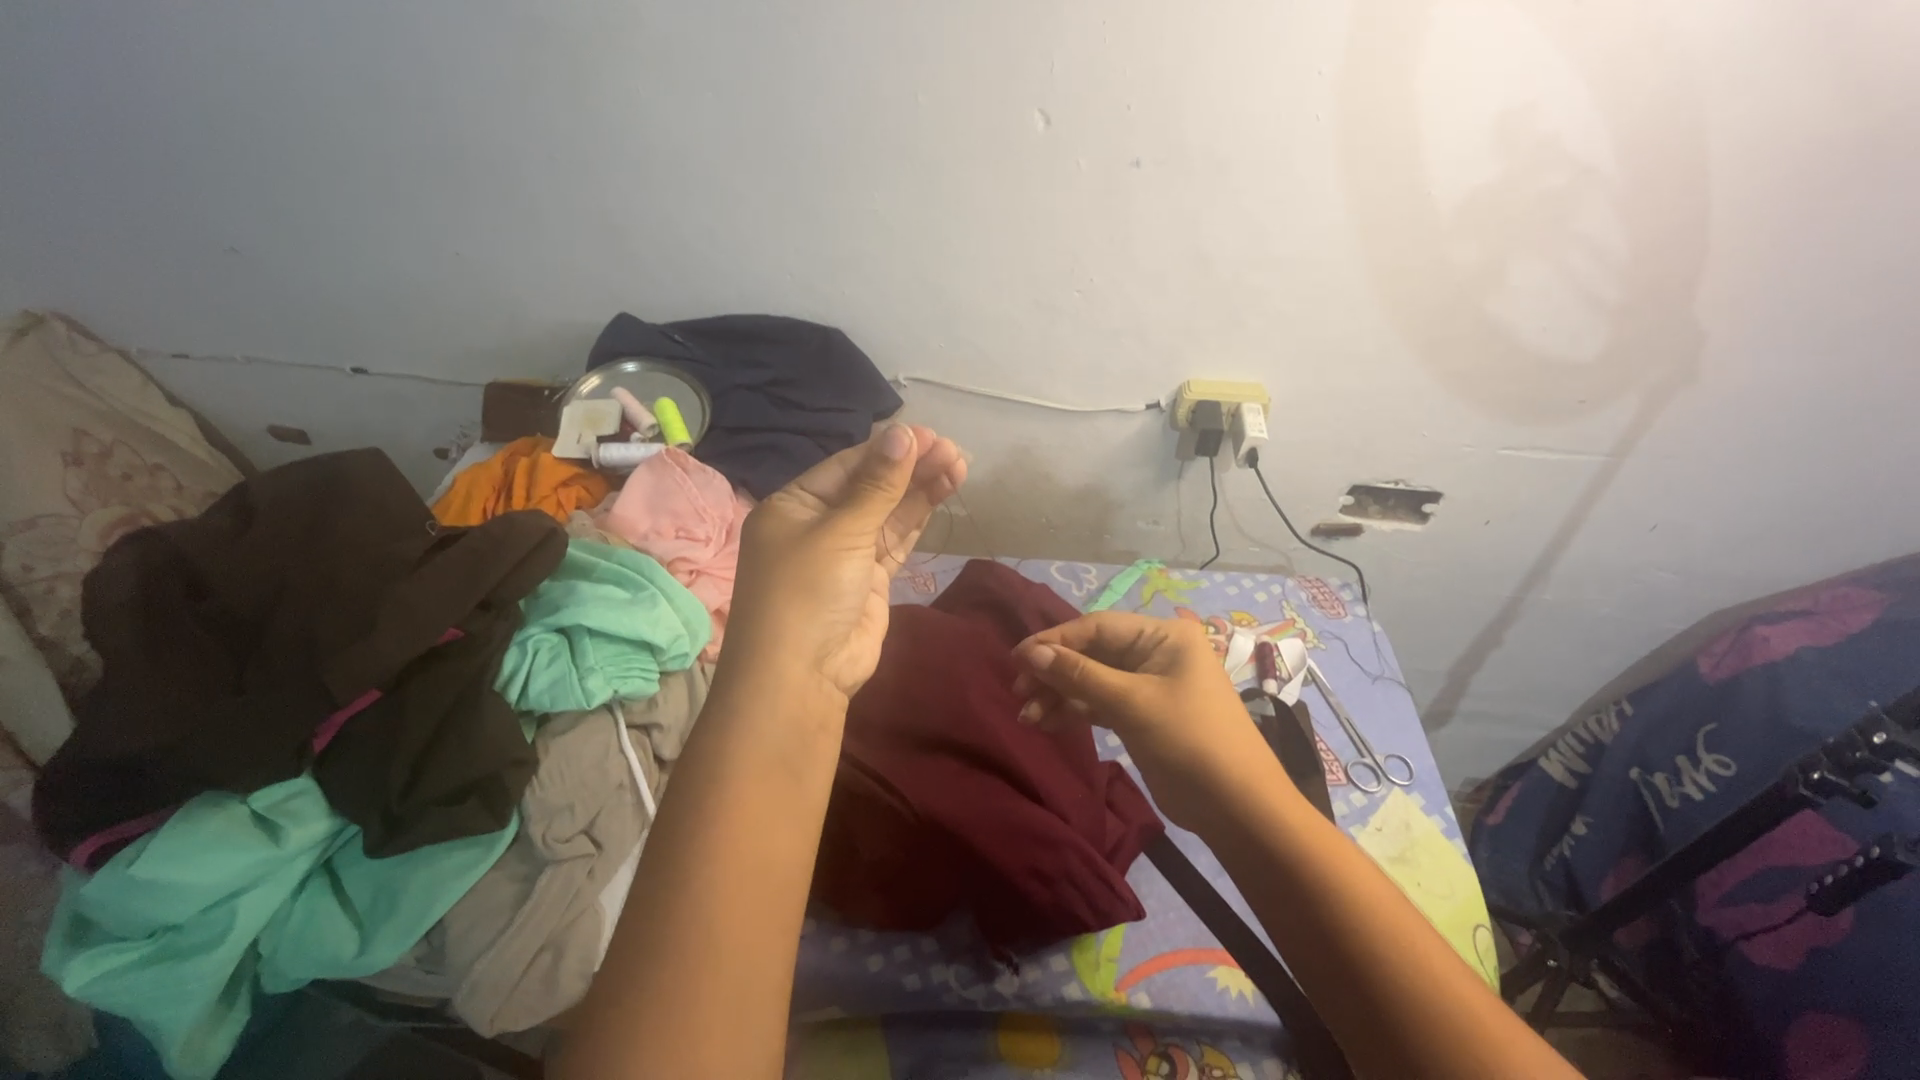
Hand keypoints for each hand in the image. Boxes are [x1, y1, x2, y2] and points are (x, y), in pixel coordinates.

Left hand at [725, 423, 965, 699]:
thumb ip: (878, 486)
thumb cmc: (807, 592)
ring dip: (920, 491)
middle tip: (954, 451)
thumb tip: (905, 434)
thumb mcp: (840, 532)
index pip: (846, 466)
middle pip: (870, 487)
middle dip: (910, 468)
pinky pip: (895, 541)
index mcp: (793, 506)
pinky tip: (942, 493)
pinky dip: (917, 519)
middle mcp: (817, 526)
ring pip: (887, 514)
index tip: (931, 435)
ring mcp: (844, 555)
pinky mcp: (869, 581)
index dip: (888, 450)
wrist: (801, 675)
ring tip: (959, 466)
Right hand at [1011, 612, 1286, 832]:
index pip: (1097, 627)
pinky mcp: (1141, 715)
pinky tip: (1046, 722)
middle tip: (1019, 693)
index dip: (1055, 640)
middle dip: (1054, 672)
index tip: (1016, 658)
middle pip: (1092, 653)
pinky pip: (1099, 703)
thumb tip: (1030, 653)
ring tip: (1027, 715)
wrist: (1235, 805)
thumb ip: (1079, 675)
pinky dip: (1074, 711)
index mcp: (1163, 635)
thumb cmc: (1189, 740)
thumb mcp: (1131, 703)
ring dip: (1059, 695)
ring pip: (1092, 680)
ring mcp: (1148, 685)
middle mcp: (1155, 653)